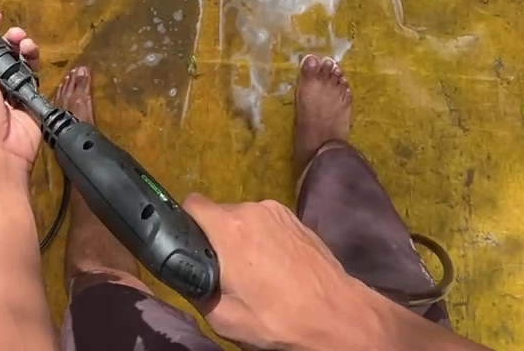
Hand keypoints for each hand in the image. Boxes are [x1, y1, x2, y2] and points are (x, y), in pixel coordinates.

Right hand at [183, 195, 374, 350]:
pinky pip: (266, 221)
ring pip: (243, 218)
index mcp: (228, 228)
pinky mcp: (294, 216)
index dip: (185, 223)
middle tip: (227, 272)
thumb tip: (187, 274)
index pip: (191, 204)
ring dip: (242, 238)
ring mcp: (275, 209)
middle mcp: (249, 208)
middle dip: (217, 238)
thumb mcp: (225, 319)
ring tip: (257, 272)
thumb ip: (197, 289)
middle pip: (219, 214)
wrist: (337, 316)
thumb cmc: (278, 319)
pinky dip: (264, 238)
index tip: (191, 246)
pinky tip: (278, 266)